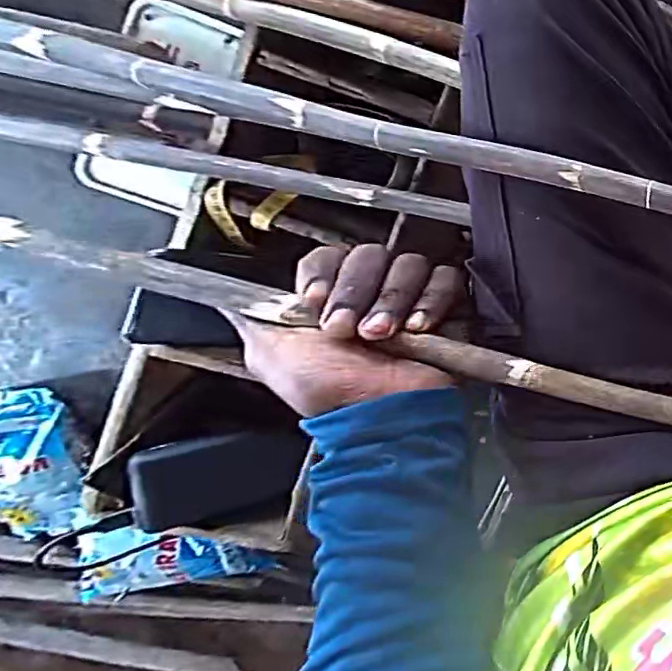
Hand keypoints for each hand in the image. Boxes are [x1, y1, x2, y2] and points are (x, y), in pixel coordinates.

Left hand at [227, 244, 466, 416]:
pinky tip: (417, 328)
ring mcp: (409, 296)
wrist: (379, 416)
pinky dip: (431, 300)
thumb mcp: (270, 354)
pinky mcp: (446, 305)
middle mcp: (371, 291)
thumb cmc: (330, 394)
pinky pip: (445, 280)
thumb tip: (225, 291)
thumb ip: (251, 315)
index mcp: (332, 296)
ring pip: (408, 264)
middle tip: (348, 328)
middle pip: (370, 253)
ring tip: (383, 335)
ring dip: (392, 299)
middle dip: (357, 290)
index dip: (325, 274)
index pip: (329, 254)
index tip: (315, 302)